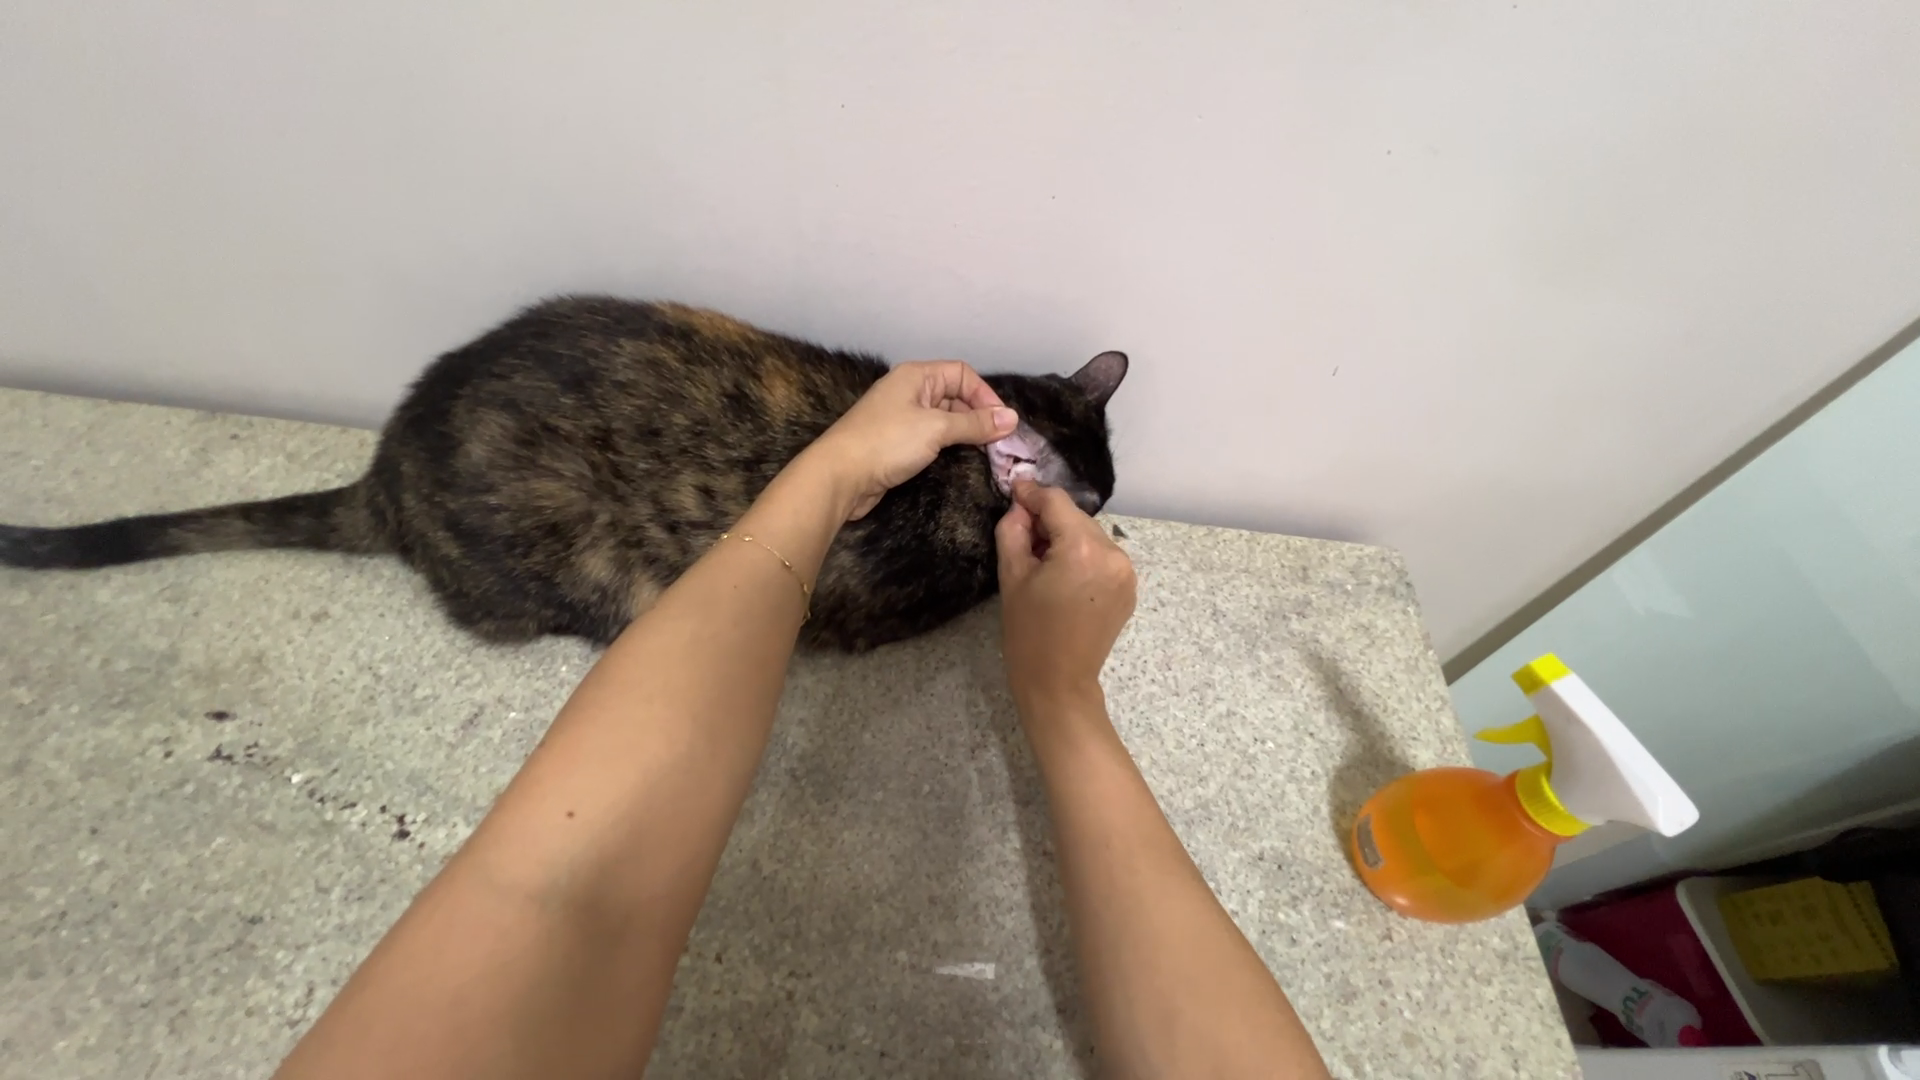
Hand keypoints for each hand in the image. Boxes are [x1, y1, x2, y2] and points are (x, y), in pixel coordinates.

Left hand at [807, 361, 1017, 520]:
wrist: (840, 476)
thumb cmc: (886, 443)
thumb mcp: (937, 429)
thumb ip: (974, 423)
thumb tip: (1012, 418)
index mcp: (916, 376)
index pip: (962, 374)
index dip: (985, 395)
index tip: (1003, 423)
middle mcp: (910, 391)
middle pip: (955, 395)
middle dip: (979, 415)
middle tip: (1000, 443)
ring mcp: (902, 418)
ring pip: (945, 419)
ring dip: (966, 432)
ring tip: (987, 452)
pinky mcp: (897, 443)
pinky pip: (932, 437)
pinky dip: (949, 445)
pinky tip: (961, 459)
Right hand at [996, 480, 1136, 714]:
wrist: (1059, 682)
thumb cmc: (1028, 632)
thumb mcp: (1011, 576)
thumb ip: (1013, 529)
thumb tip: (1020, 504)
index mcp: (1081, 548)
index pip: (1056, 501)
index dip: (1032, 494)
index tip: (1014, 490)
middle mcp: (1112, 553)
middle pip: (1075, 518)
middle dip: (1049, 521)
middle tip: (1022, 537)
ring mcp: (1126, 571)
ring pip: (1090, 536)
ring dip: (1066, 539)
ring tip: (1043, 563)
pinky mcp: (1130, 587)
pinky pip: (1102, 557)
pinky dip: (1083, 557)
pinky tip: (1064, 579)